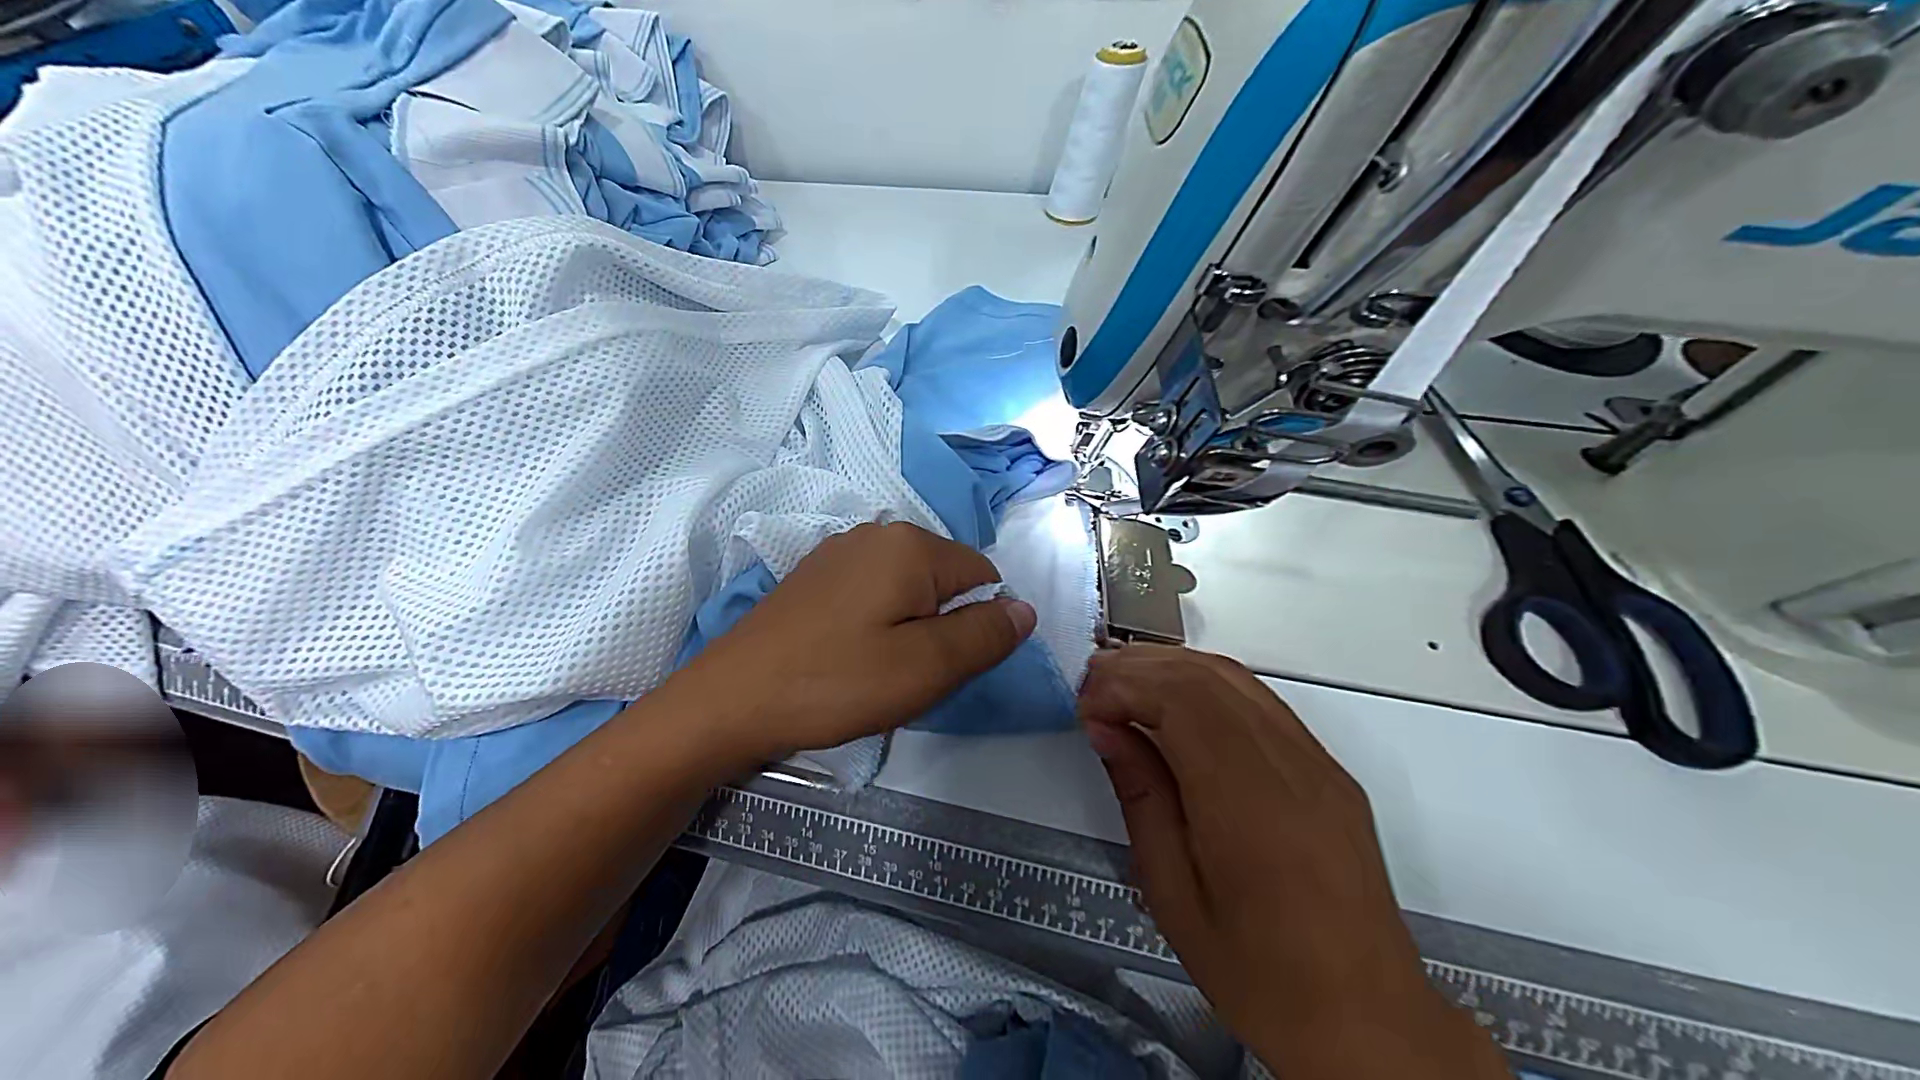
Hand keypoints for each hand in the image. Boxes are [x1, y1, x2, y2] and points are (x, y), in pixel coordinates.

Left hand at [674, 522, 1035, 768]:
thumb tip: (1024, 609)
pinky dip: (876, 626)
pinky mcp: (814, 577)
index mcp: (910, 545)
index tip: (944, 666)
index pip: (982, 576)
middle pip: (944, 581)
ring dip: (909, 630)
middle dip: (942, 627)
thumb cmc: (835, 683)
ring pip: (907, 590)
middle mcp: (875, 534)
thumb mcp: (926, 667)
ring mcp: (839, 552)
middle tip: (908, 674)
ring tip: (876, 671)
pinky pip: (872, 595)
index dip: (977, 626)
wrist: (730, 701)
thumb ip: (985, 635)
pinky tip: (847, 658)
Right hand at [1078, 645, 1506, 1078]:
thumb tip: (1107, 729)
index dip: (1124, 687)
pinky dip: (1207, 684)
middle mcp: (1290, 767)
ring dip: (1172, 668)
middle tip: (1092, 685)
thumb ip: (1141, 796)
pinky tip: (1175, 701)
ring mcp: (1317, 763)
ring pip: (1236, 679)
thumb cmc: (1257, 972)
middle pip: (1207, 678)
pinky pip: (1261, 701)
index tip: (1085, 709)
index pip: (1181, 701)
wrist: (1365, 1018)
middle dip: (1140, 668)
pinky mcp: (1328, 769)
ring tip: (1122, 683)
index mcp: (1248, 804)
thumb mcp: (1172, 893)